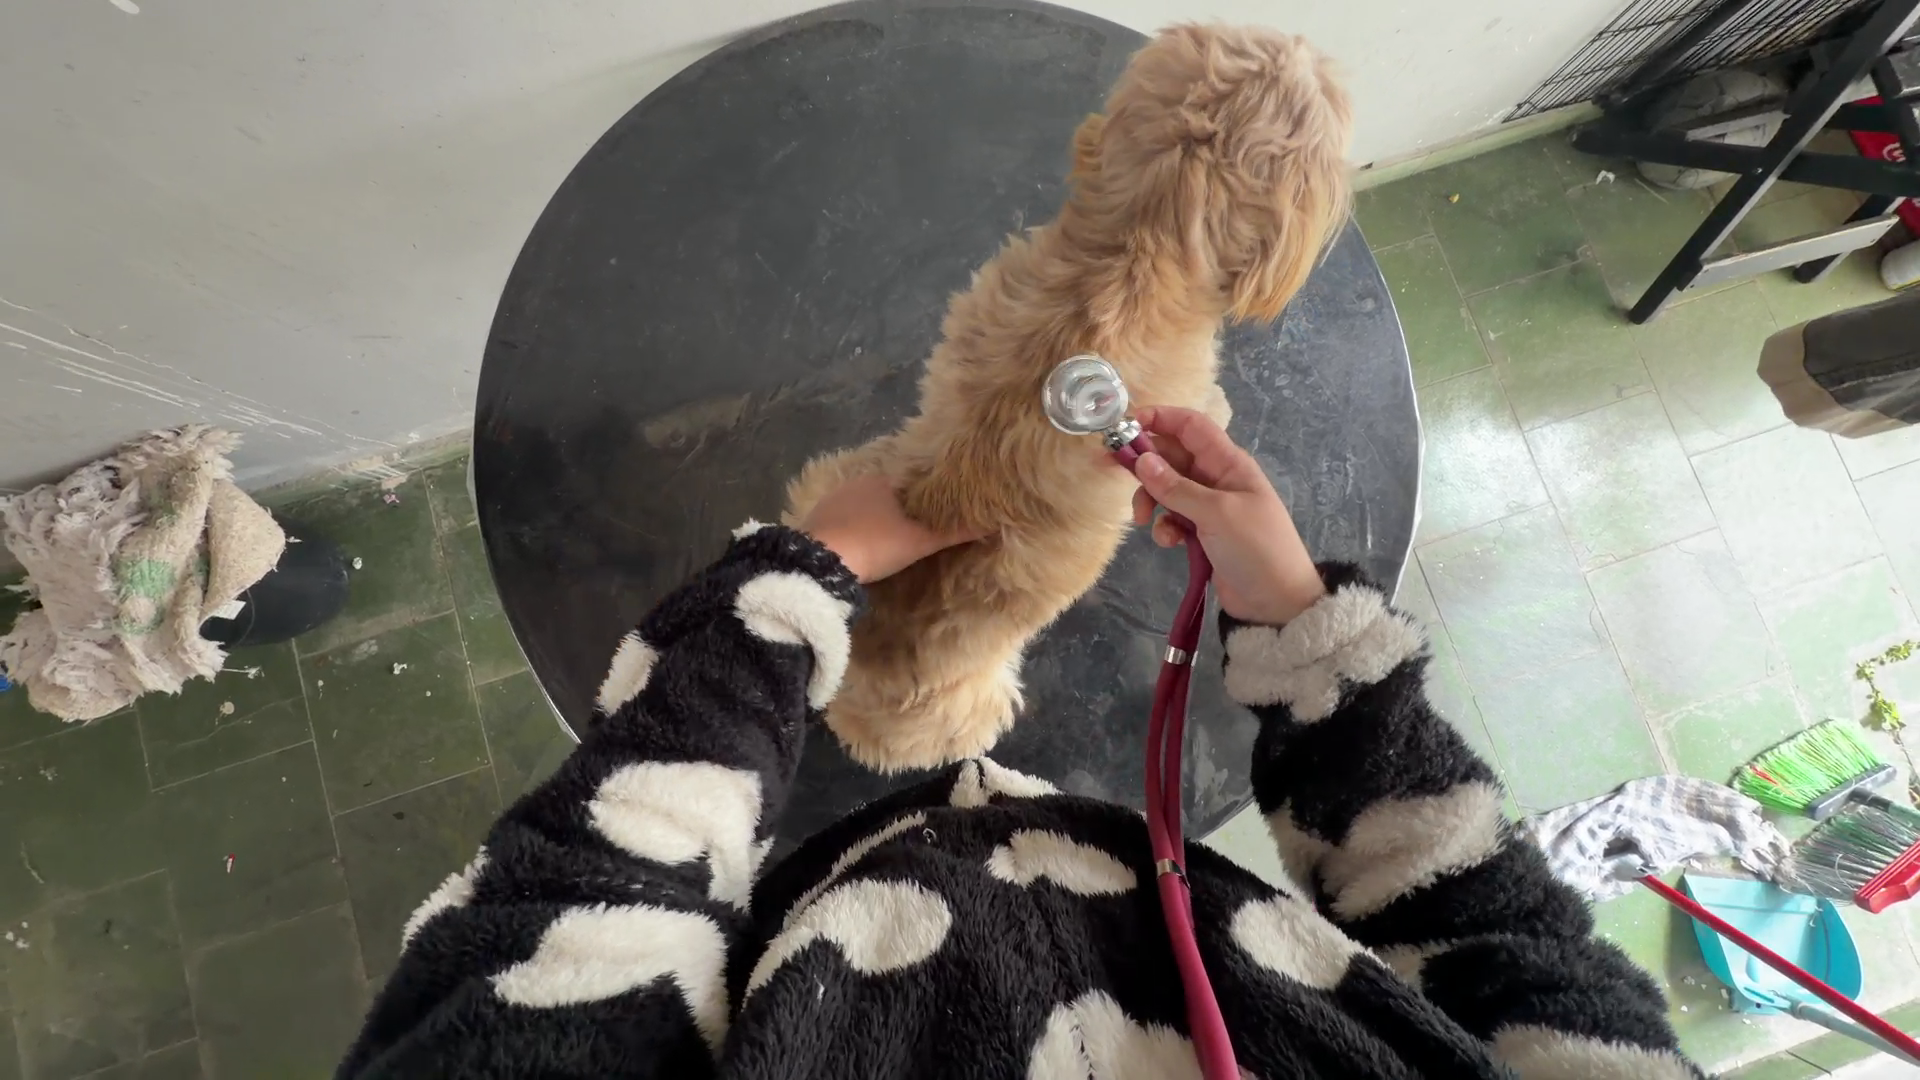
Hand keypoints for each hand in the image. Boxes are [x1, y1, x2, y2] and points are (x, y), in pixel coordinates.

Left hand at [799, 473, 982, 582]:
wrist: (821, 562)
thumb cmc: (876, 545)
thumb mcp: (921, 541)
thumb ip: (954, 531)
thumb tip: (992, 521)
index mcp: (886, 480)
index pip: (913, 482)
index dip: (926, 495)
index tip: (938, 508)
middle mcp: (859, 481)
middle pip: (887, 493)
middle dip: (899, 508)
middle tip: (915, 528)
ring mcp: (834, 499)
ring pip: (863, 505)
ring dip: (874, 519)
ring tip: (889, 538)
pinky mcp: (816, 518)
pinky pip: (843, 519)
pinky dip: (853, 529)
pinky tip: (859, 545)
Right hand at [1127, 406, 1325, 624]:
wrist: (1277, 602)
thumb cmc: (1256, 548)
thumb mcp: (1216, 514)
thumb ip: (1176, 488)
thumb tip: (1141, 461)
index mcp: (1227, 462)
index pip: (1190, 426)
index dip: (1159, 418)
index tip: (1124, 426)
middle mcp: (1215, 477)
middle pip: (1170, 456)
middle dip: (1144, 464)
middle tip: (1111, 470)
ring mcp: (1207, 505)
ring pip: (1165, 488)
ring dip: (1150, 500)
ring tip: (1144, 521)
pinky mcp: (1200, 531)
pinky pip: (1171, 518)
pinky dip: (1164, 527)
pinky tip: (1171, 543)